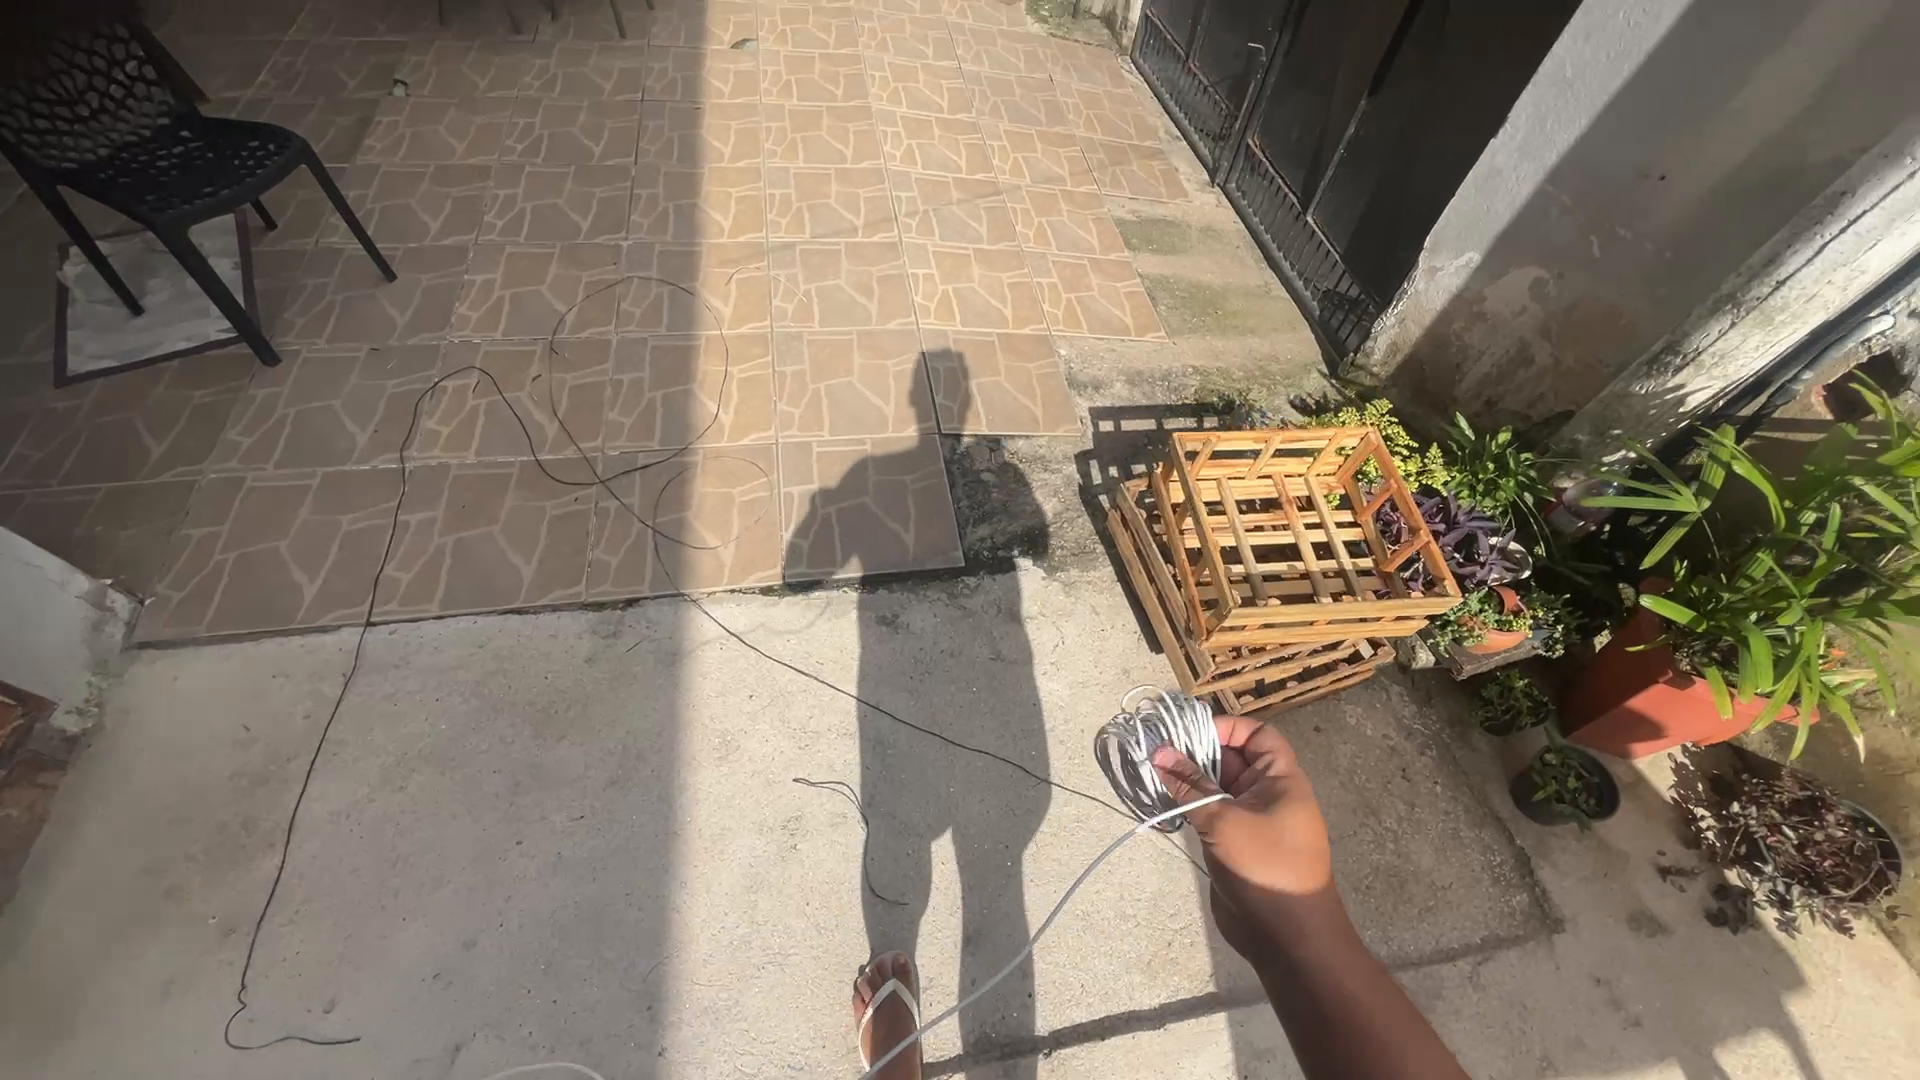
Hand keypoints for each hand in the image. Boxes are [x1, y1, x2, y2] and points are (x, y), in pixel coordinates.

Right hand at [1153, 716, 1340, 958]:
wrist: (1287, 939)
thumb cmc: (1265, 867)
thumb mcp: (1223, 821)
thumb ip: (1189, 786)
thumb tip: (1157, 752)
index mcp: (1281, 780)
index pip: (1257, 735)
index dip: (1226, 727)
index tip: (1189, 733)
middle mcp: (1268, 794)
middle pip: (1232, 759)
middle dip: (1196, 752)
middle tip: (1157, 749)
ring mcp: (1251, 820)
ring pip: (1217, 786)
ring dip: (1188, 779)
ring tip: (1152, 771)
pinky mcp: (1234, 843)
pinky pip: (1210, 812)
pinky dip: (1188, 804)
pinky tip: (1161, 800)